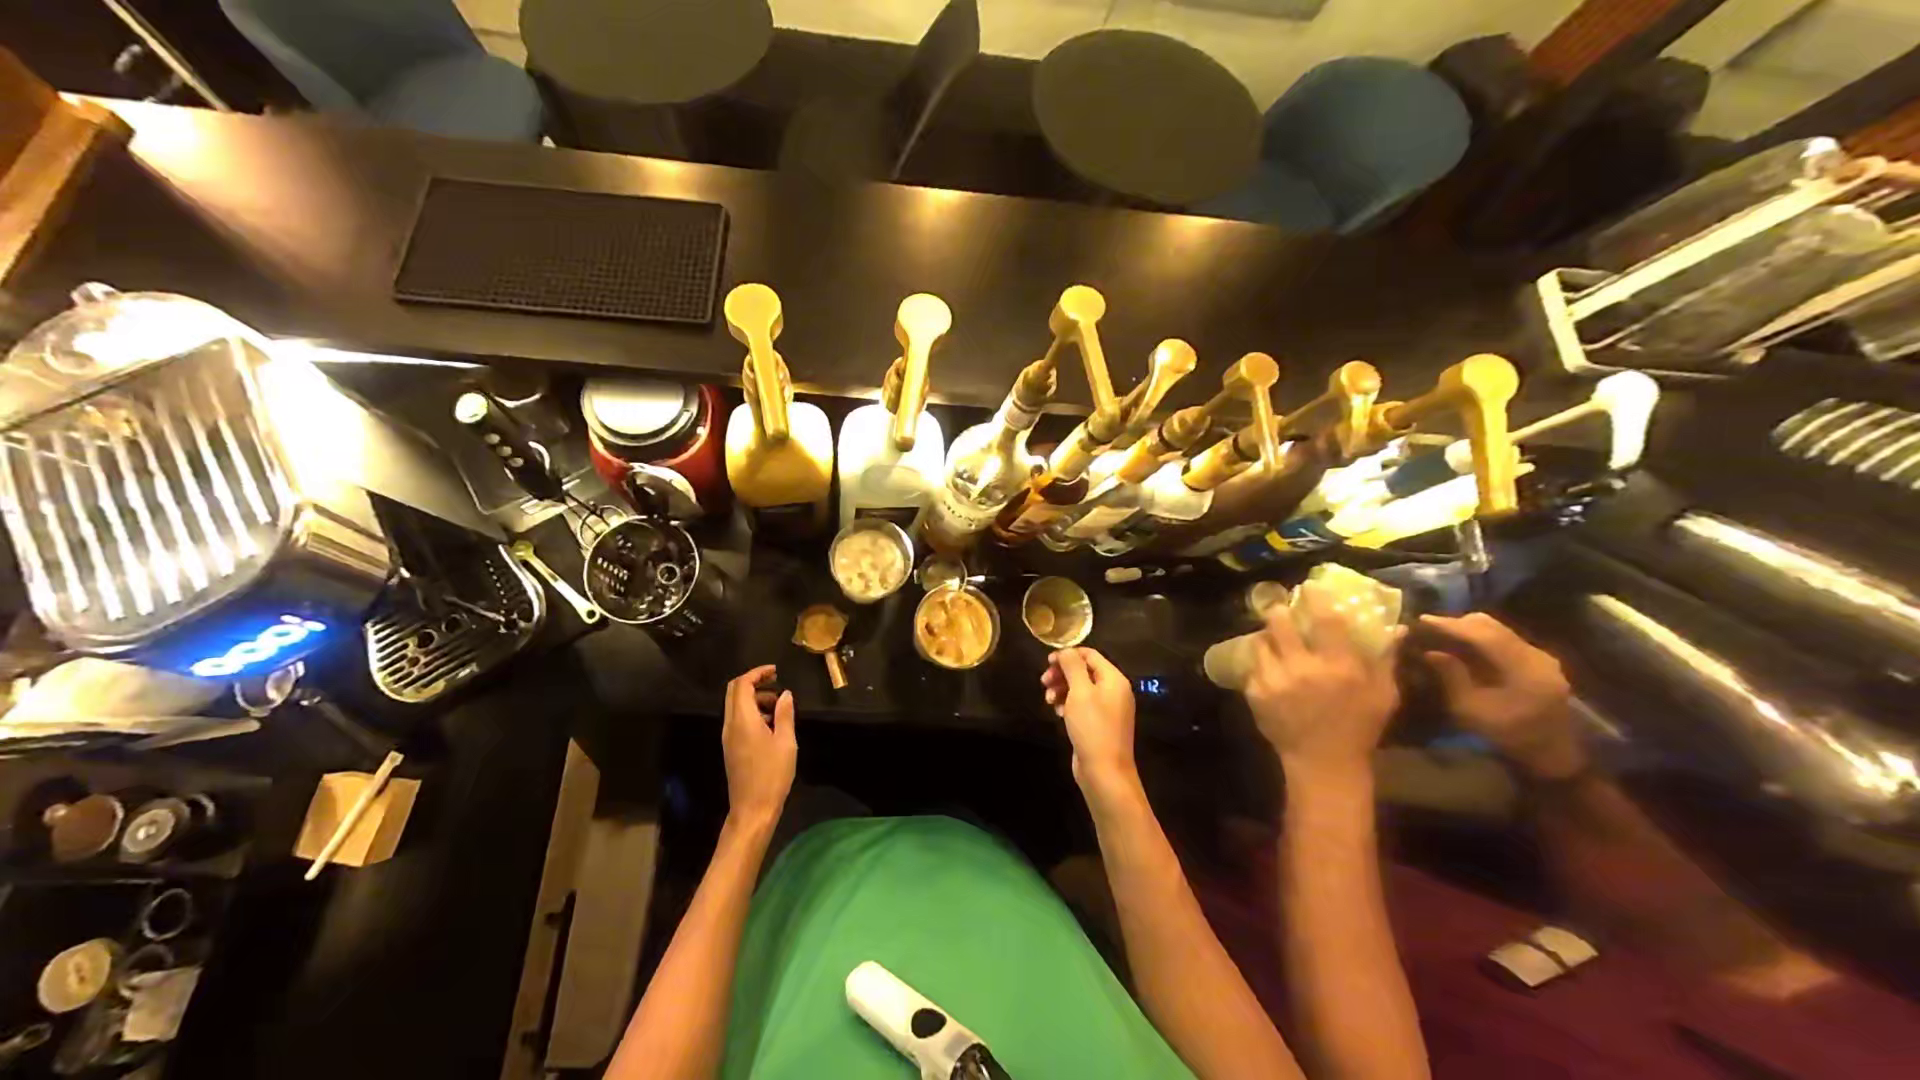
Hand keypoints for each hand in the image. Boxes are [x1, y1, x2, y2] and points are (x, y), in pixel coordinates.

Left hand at [722, 665, 796, 827]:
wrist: (753, 809)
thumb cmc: (772, 774)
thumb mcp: (785, 742)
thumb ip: (785, 714)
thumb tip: (786, 694)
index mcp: (742, 721)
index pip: (742, 685)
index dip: (757, 673)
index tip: (775, 671)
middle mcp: (730, 725)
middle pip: (734, 692)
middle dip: (754, 682)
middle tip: (776, 682)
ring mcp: (728, 737)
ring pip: (736, 706)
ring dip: (755, 699)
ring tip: (779, 707)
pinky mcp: (731, 748)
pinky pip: (738, 720)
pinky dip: (753, 713)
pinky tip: (772, 724)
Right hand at [1041, 647, 1137, 796]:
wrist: (1104, 771)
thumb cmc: (1092, 727)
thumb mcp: (1080, 692)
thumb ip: (1072, 666)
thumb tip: (1066, 650)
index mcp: (1114, 679)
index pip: (1090, 655)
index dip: (1068, 655)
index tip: (1047, 662)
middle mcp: (1113, 691)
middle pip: (1084, 671)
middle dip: (1062, 673)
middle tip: (1044, 682)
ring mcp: (1107, 708)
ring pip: (1081, 688)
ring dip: (1062, 689)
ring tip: (1048, 700)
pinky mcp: (1099, 723)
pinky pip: (1082, 705)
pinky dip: (1068, 704)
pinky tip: (1057, 712)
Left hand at [1243, 598, 1400, 779]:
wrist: (1323, 762)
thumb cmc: (1359, 727)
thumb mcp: (1383, 693)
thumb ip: (1386, 657)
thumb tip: (1397, 628)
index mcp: (1338, 665)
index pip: (1324, 619)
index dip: (1315, 597)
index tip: (1309, 586)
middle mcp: (1303, 668)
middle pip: (1278, 622)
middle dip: (1278, 611)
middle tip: (1282, 610)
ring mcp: (1275, 680)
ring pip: (1260, 641)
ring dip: (1267, 637)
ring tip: (1274, 639)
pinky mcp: (1256, 692)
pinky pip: (1252, 665)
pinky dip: (1260, 662)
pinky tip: (1269, 665)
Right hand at [1419, 613, 1584, 780]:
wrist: (1552, 755)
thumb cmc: (1509, 736)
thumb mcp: (1471, 710)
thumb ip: (1452, 677)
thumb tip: (1431, 652)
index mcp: (1523, 669)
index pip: (1484, 635)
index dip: (1451, 625)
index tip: (1423, 620)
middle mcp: (1537, 656)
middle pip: (1494, 627)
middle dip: (1459, 623)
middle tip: (1431, 627)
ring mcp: (1542, 658)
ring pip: (1500, 631)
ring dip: (1471, 630)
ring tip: (1444, 634)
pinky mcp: (1540, 663)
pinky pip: (1506, 640)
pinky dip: (1483, 639)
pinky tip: (1466, 646)